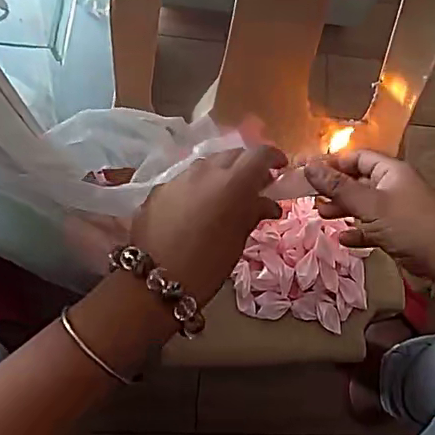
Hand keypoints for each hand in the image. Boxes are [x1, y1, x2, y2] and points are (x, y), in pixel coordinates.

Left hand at [132, 145, 286, 301]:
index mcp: (233, 182)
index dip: (273, 157)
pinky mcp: (159, 188)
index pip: (259, 154)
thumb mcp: (238, 240)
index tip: (280, 168)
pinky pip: (185, 178)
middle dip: (246, 165)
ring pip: (207, 164)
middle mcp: (206, 171)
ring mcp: (179, 176)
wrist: (155, 279)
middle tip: (254, 185)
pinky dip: (197, 186)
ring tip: (225, 195)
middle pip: (232, 154)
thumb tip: (267, 204)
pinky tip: (196, 207)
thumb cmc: (207, 266)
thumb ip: (253, 213)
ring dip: (220, 173)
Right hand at [304, 152, 434, 291]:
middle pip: (359, 180)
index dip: (333, 162)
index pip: (358, 157)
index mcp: (392, 171)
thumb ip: (338, 187)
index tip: (308, 171)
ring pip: (364, 205)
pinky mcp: (401, 234)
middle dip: (335, 188)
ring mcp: (399, 211)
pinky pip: (373, 228)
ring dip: (343, 209)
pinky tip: (345, 239)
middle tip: (310, 196)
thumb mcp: (371, 204)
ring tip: (321, 216)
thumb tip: (309, 167)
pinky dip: (359, 231)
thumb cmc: (411, 226)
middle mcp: (395, 187)